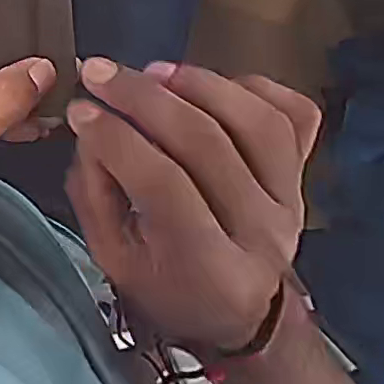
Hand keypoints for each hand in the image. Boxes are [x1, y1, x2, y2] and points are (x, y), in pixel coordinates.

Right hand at [65, 58, 319, 353]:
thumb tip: (91, 124)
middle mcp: (259, 232)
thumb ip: (94, 191)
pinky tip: (208, 84)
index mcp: (207, 266)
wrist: (240, 313)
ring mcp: (291, 200)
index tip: (80, 109)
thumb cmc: (166, 285)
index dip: (116, 138)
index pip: (162, 183)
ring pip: (256, 121)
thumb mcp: (112, 256)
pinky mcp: (303, 176)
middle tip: (99, 73)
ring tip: (152, 71)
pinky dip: (252, 86)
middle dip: (142, 97)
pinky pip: (293, 115)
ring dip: (198, 84)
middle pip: (205, 143)